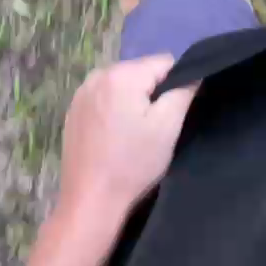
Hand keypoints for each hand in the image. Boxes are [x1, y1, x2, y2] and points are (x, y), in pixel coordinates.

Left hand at [55, 55, 196, 220]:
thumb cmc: (132, 165)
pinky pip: (104, 97)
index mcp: (122, 74)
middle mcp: (98, 74)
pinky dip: (114, 109)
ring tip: (132, 134)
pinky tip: (113, 136)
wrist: (89, 203)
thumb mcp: (167, 127)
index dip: (175, 85)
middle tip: (152, 127)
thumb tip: (193, 73)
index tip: (170, 114)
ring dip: (132, 100)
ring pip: (123, 84)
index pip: (163, 62)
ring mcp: (82, 92)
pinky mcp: (73, 109)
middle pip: (141, 71)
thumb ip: (183, 91)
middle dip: (151, 93)